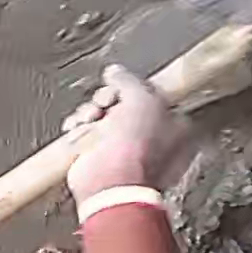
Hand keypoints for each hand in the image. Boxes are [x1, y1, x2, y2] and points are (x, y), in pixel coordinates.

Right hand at [62, 65, 195, 200]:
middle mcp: (151, 138)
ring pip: (101, 116)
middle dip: (106, 100)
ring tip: (88, 120)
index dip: (132, 88)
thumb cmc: (136, 145)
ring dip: (89, 113)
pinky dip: (77, 128)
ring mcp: (124, 148)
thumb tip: (114, 71)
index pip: (150, 94)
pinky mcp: (98, 157)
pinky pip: (85, 132)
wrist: (108, 181)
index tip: (121, 88)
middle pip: (122, 103)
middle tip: (103, 105)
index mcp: (175, 125)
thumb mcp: (141, 99)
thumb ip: (128, 80)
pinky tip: (76, 128)